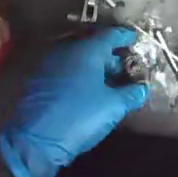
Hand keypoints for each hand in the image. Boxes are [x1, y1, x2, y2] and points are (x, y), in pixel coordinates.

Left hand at [0, 26, 147, 176]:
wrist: (34, 142)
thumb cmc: (80, 116)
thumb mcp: (114, 106)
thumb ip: (132, 93)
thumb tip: (143, 88)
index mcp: (88, 51)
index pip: (111, 35)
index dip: (126, 37)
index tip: (136, 39)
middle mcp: (67, 51)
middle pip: (95, 46)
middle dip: (112, 56)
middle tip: (128, 68)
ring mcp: (51, 65)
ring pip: (80, 60)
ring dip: (96, 68)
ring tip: (111, 82)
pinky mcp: (40, 82)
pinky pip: (67, 71)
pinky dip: (81, 76)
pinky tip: (90, 91)